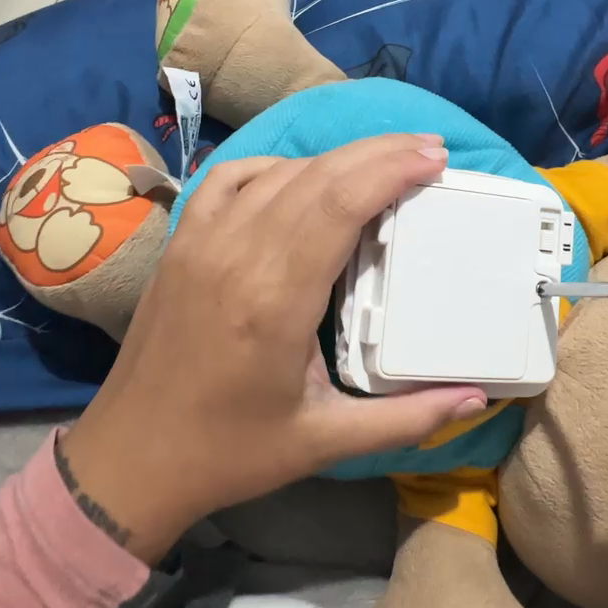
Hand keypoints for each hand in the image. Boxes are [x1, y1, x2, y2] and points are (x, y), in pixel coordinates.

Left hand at [59, 134, 487, 561]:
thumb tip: (478, 397)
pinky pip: (230, 178)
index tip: (434, 159)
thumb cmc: (231, 451)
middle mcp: (236, 255)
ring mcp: (201, 241)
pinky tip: (303, 175)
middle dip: (379, 152)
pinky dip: (276, 165)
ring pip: (279, 171)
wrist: (129, 458)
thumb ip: (407, 418)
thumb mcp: (325, 441)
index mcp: (276, 300)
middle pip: (317, 175)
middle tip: (428, 149)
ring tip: (382, 160)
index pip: (340, 204)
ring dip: (337, 157)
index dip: (390, 170)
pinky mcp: (181, 242)